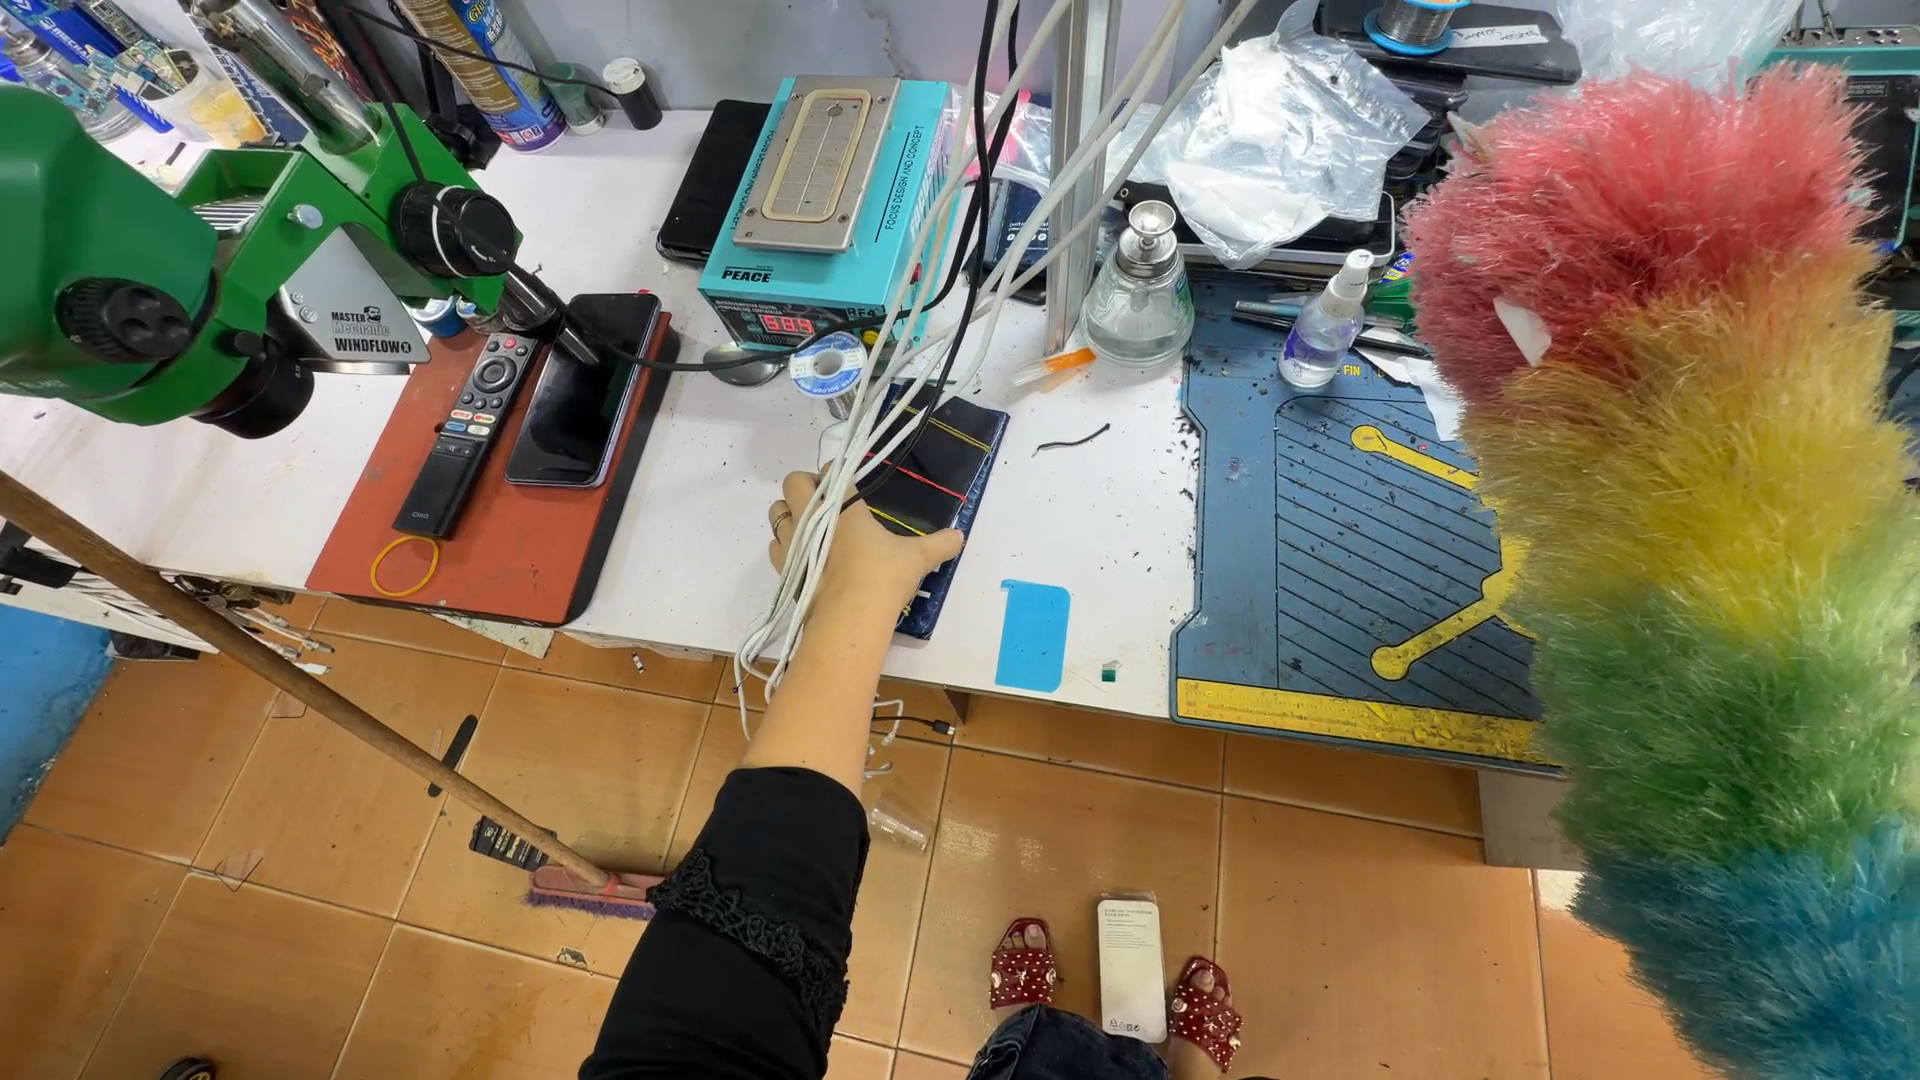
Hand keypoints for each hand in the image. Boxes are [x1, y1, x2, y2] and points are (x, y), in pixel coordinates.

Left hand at [767, 471, 963, 616]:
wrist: (850, 619)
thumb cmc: (883, 578)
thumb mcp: (918, 558)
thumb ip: (940, 544)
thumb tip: (960, 536)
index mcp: (842, 508)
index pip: (831, 473)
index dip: (838, 473)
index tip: (848, 482)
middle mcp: (811, 519)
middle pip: (793, 483)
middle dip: (805, 485)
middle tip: (825, 498)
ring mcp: (793, 545)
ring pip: (776, 513)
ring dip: (789, 513)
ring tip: (810, 524)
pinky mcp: (786, 571)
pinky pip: (776, 547)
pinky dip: (786, 545)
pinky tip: (805, 555)